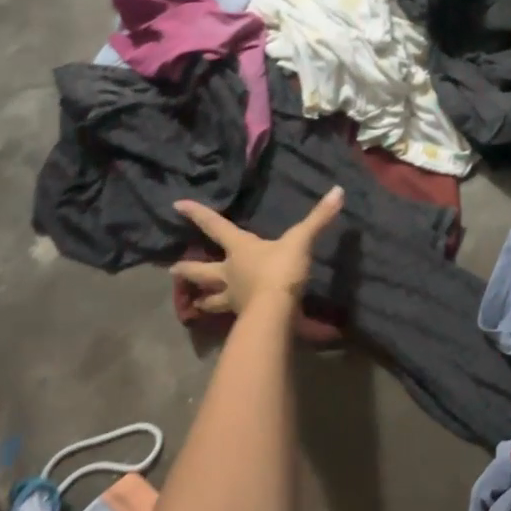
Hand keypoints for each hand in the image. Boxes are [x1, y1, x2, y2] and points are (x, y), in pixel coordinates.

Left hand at [171, 187, 343, 313]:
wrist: (276, 311)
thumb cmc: (281, 270)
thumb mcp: (301, 240)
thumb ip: (318, 217)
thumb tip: (338, 190)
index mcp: (239, 248)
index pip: (215, 226)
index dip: (197, 214)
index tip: (176, 205)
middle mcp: (229, 272)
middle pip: (202, 270)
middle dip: (188, 269)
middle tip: (172, 270)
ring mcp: (233, 297)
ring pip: (212, 298)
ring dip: (203, 299)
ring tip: (193, 304)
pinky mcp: (243, 317)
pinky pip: (230, 315)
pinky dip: (226, 316)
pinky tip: (229, 319)